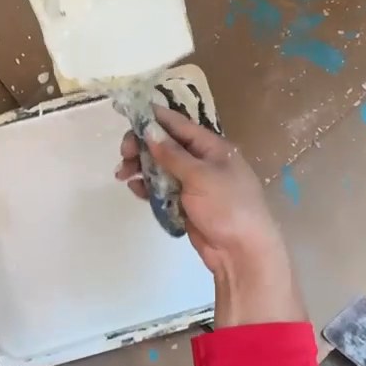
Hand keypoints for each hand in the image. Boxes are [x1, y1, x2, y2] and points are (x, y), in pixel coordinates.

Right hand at [116, 106, 304, 325]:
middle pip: (165, 145)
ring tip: (122, 175)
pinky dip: (147, 186)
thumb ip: (171, 153)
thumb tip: (149, 129)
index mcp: (212, 147)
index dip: (153, 117)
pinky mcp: (185, 202)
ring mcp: (193, 183)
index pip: (178, 124)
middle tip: (123, 155)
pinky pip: (161, 188)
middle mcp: (202, 161)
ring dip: (140, 167)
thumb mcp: (199, 176)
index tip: (127, 113)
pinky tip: (135, 188)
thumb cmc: (227, 207)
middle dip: (142, 146)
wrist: (242, 252)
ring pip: (160, 167)